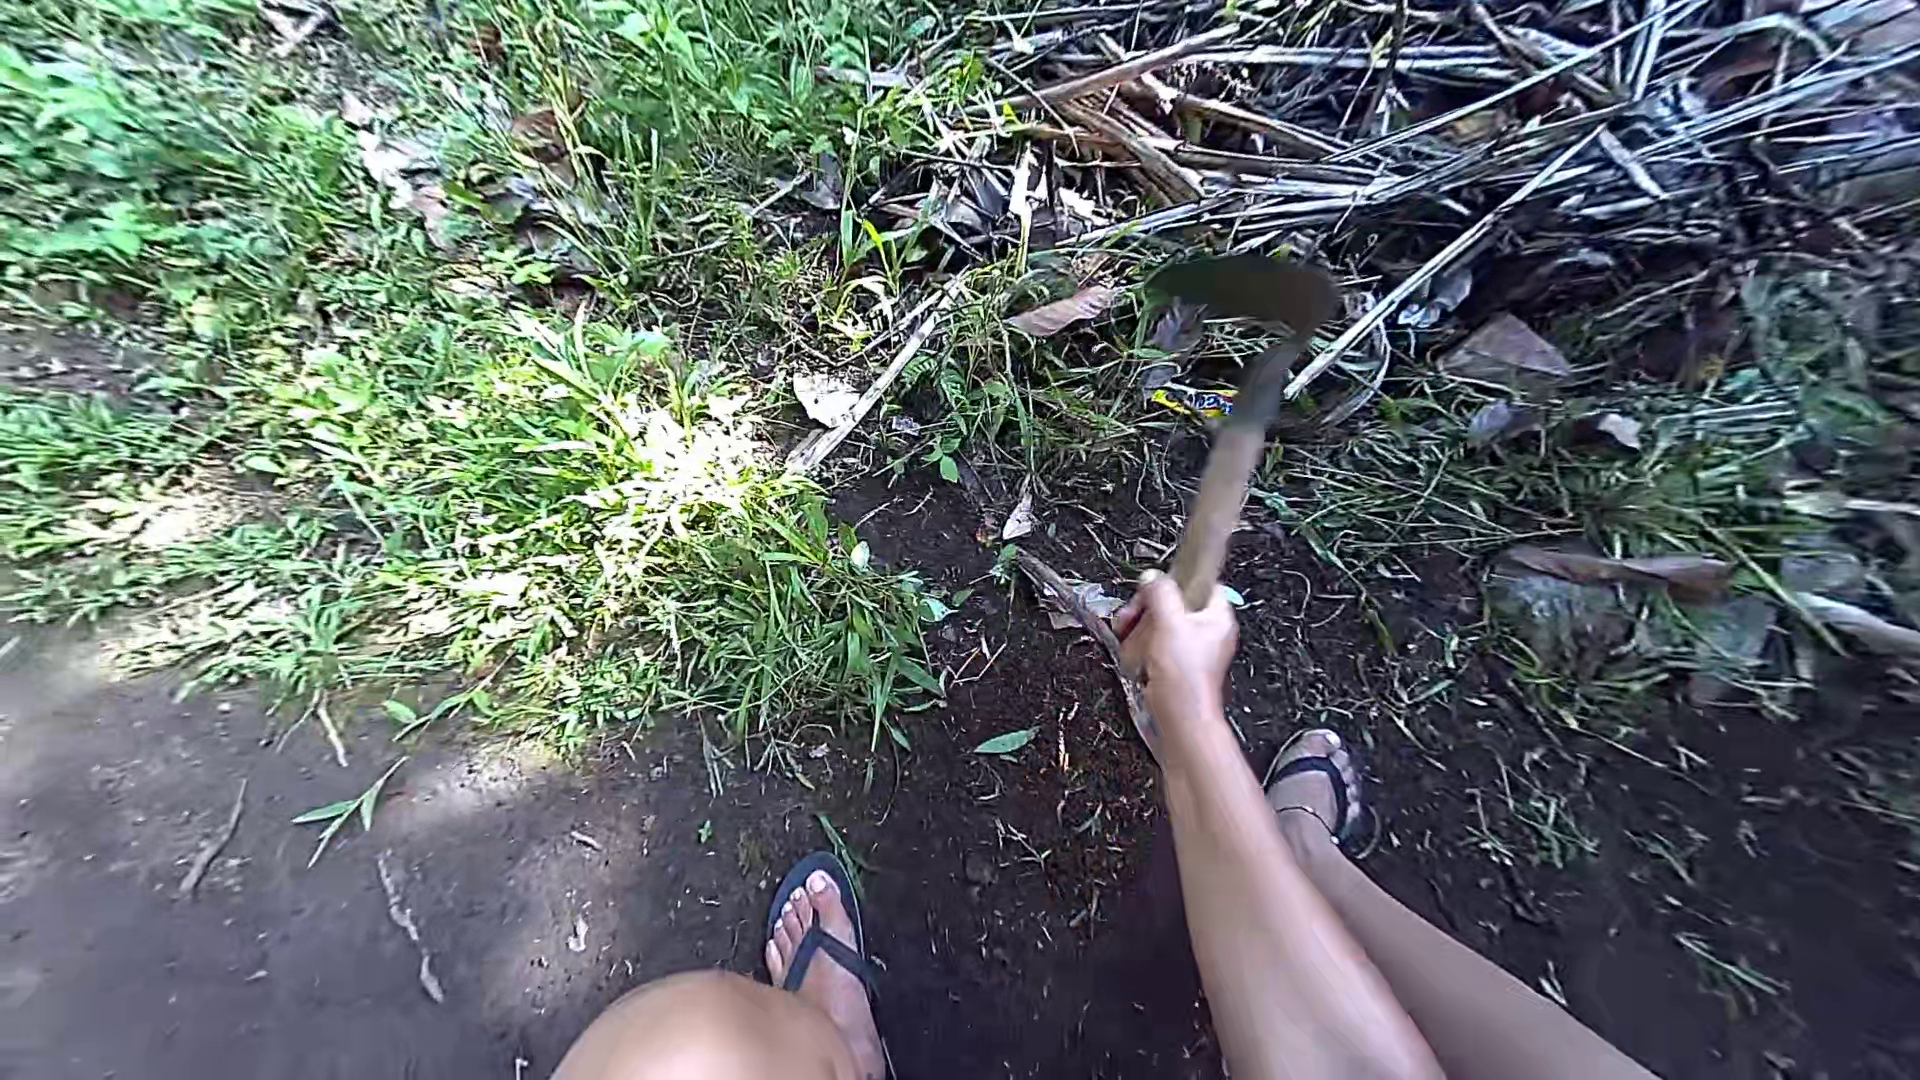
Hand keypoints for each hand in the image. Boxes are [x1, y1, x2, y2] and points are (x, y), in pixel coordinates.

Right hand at [1114, 572, 1236, 725]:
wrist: (1180, 719)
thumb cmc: (1185, 677)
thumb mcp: (1170, 624)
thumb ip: (1161, 594)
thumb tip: (1153, 577)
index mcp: (1216, 618)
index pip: (1204, 585)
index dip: (1180, 581)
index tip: (1157, 585)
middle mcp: (1206, 632)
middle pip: (1174, 604)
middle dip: (1147, 607)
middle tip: (1132, 613)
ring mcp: (1189, 649)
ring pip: (1160, 623)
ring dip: (1139, 625)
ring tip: (1125, 632)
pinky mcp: (1174, 664)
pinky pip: (1154, 643)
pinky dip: (1140, 644)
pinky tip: (1131, 650)